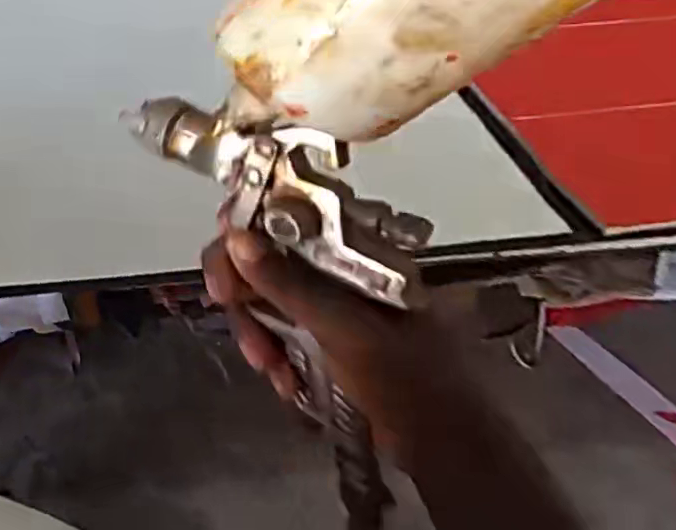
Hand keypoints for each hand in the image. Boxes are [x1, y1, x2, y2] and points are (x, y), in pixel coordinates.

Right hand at [201, 225, 475, 450]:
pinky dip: (264, 345)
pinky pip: (267, 321)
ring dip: (250, 323)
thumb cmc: (413, 387)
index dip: (250, 218)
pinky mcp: (314, 332)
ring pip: (258, 288)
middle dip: (239, 279)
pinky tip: (280, 374)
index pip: (292, 213)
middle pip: (263, 249)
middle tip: (224, 299)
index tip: (225, 241)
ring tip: (265, 360)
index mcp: (357, 252)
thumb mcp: (350, 333)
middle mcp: (336, 268)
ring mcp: (325, 301)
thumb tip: (236, 238)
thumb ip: (291, 285)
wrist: (451, 463)